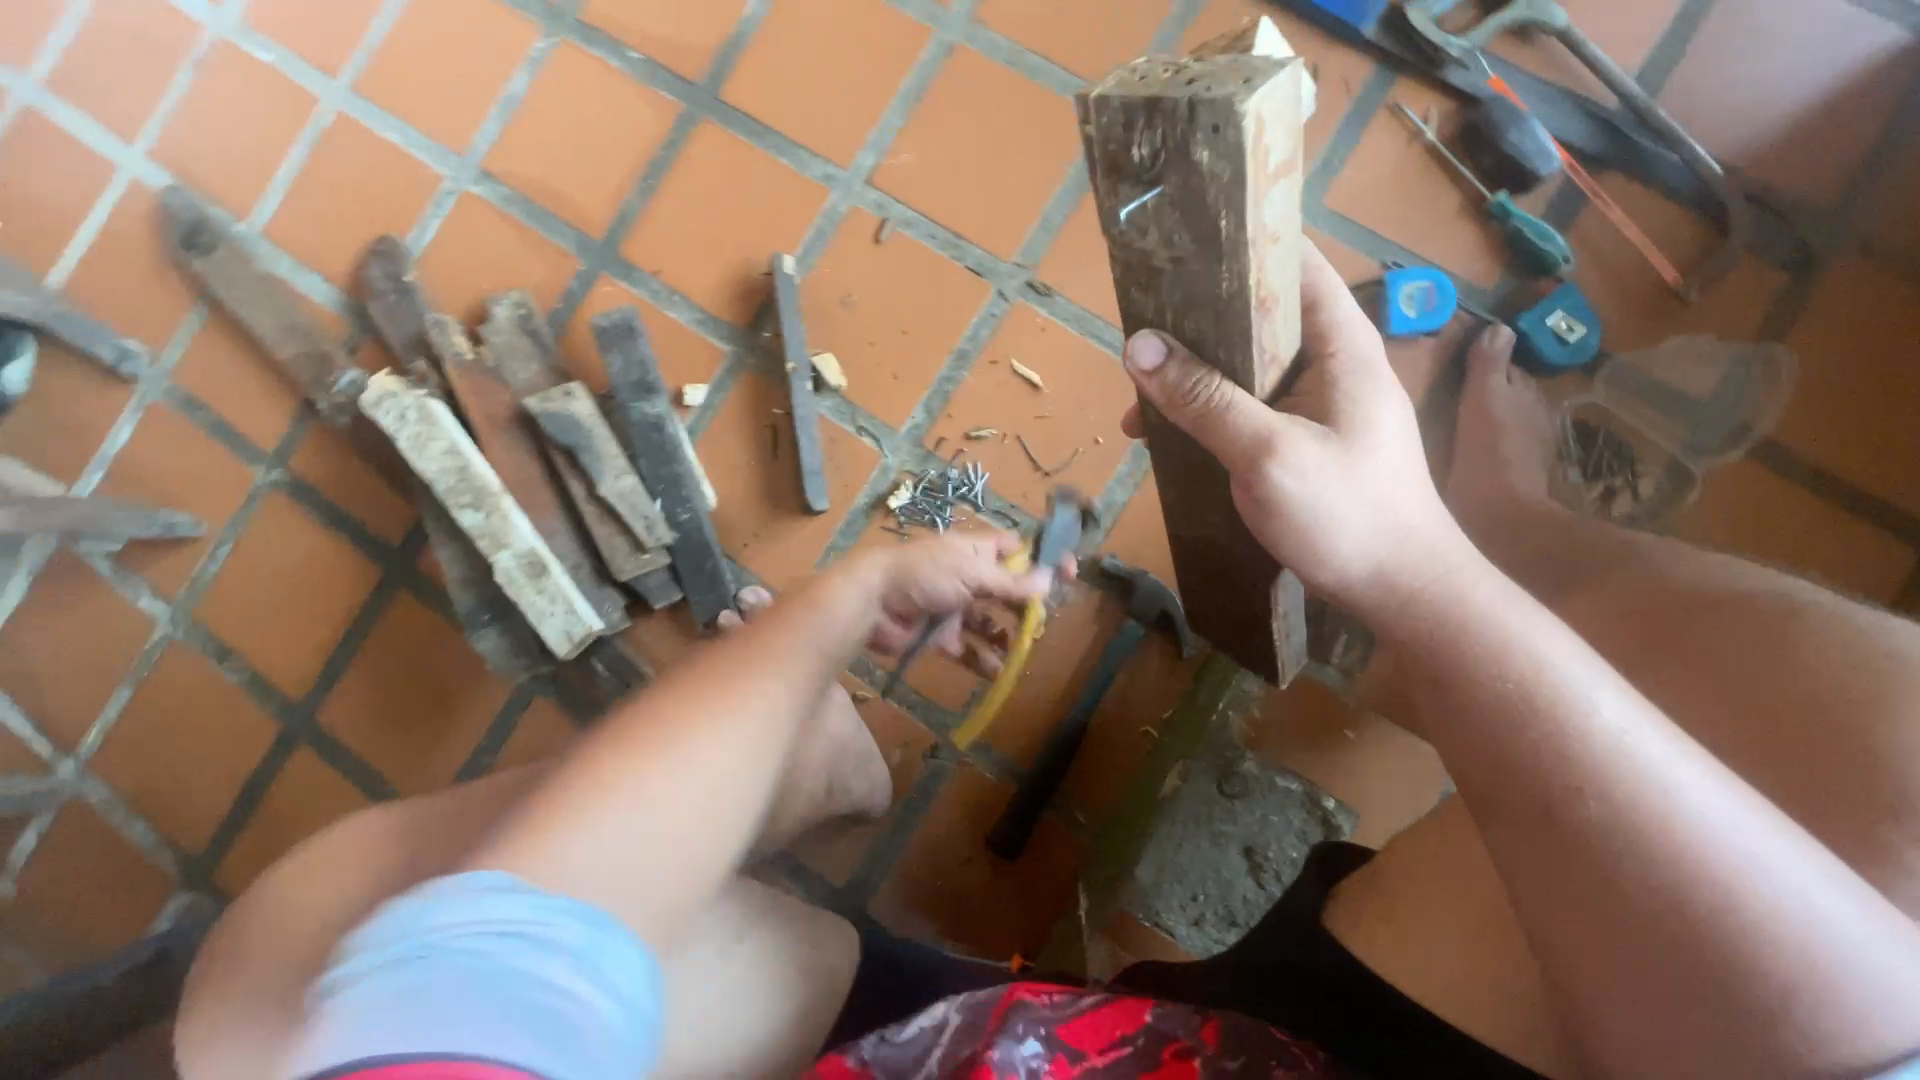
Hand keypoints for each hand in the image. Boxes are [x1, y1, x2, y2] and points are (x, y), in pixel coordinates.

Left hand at [844, 532, 1057, 674]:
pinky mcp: (940, 634)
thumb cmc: (924, 575)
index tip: (1068, 574)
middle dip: (1024, 607)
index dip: (1042, 559)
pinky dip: (982, 660)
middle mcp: (967, 576)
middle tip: (1039, 625)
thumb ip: (1011, 582)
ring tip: (1019, 652)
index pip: (1017, 549)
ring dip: (1005, 637)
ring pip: (989, 622)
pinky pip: (968, 647)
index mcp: (976, 551)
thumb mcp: (972, 573)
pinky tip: (997, 672)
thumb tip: (1050, 577)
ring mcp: (953, 606)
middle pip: (1007, 591)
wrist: (872, 602)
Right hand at [1118, 243, 1474, 618]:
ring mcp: (1321, 406)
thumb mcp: (1266, 453)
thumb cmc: (1345, 515)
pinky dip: (1211, 416)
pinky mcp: (1308, 442)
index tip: (1178, 252)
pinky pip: (1251, 411)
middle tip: (1139, 342)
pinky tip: (1171, 440)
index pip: (1295, 264)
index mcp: (1342, 345)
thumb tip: (1138, 345)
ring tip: (1140, 405)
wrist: (1401, 592)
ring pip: (1249, 370)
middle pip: (1261, 318)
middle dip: (1198, 326)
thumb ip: (1204, 398)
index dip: (1241, 247)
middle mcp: (1333, 364)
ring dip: (1196, 380)